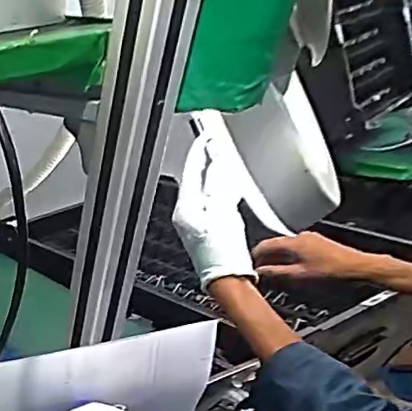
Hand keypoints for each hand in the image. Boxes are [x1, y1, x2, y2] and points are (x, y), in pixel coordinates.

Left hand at [172, 133, 256, 287]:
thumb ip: (217, 182)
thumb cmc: (221, 250)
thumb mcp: (222, 209)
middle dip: (204, 160)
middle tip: (214, 143)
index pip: (189, 171)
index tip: (205, 135)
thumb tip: (215, 160)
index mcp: (185, 208)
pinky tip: (225, 186)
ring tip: (220, 159)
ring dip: (212, 174)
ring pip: (202, 189)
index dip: (198, 151)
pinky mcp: (203, 228)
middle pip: (194, 179)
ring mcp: (193, 223)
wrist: (226, 275)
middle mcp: (185, 215)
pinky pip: (209, 201)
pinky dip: (217, 189)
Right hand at [252, 232, 378, 280]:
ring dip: (276, 258)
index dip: (254, 255)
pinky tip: (288, 268)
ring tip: (271, 272)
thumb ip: (275, 272)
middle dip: (265, 257)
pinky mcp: (317, 244)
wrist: (357, 267)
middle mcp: (302, 237)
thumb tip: (261, 271)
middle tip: (257, 271)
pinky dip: (288, 257)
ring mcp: (311, 239)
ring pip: (285, 247)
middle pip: (275, 244)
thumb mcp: (298, 276)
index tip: (248, 265)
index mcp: (295, 242)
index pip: (266, 244)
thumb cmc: (331, 271)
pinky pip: (296, 249)